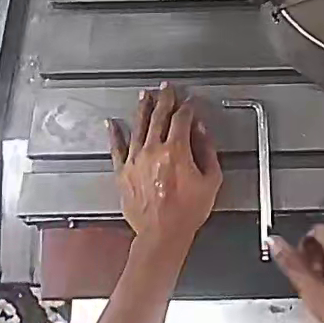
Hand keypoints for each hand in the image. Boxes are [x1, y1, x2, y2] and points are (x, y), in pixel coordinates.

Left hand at [108, 84, 221, 255]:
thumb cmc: (187, 211)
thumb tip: (201, 131)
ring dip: (143, 108)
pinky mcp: (123, 172)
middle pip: (159, 116)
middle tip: (167, 89)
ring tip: (144, 95)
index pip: (182, 119)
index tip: (191, 103)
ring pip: (138, 126)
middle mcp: (153, 150)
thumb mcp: (211, 180)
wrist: (163, 233)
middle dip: (165, 99)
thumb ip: (207, 151)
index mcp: (177, 151)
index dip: (188, 108)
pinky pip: (116, 148)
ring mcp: (135, 160)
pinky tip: (111, 123)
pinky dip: (114, 134)